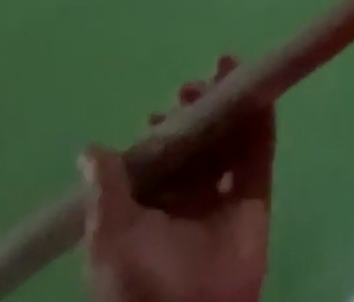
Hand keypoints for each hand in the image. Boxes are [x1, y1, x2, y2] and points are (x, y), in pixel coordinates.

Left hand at [81, 56, 276, 301]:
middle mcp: (187, 197)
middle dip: (200, 113)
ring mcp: (224, 195)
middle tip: (198, 85)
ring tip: (229, 72)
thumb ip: (107, 193)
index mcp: (149, 209)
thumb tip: (91, 148)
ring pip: (230, 142)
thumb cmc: (141, 283)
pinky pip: (260, 154)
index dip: (164, 131)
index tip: (165, 106)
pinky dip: (262, 125)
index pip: (159, 160)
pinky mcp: (255, 196)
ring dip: (231, 109)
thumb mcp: (111, 240)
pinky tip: (261, 96)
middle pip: (198, 144)